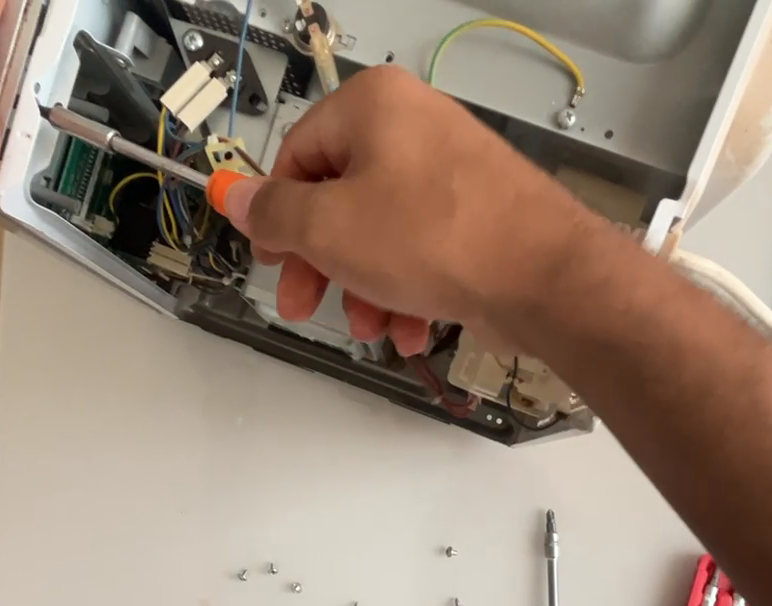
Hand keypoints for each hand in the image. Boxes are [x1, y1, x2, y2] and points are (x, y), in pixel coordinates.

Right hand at [220, 66, 606, 355]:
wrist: (541, 277)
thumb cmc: (428, 239)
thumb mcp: (329, 228)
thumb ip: (274, 213)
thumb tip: (230, 195)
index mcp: (372, 106)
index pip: (297, 156)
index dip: (276, 215)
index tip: (271, 263)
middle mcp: (413, 128)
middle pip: (338, 201)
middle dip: (320, 266)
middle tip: (301, 307)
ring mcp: (450, 175)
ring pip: (379, 236)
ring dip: (364, 290)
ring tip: (370, 330)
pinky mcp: (476, 219)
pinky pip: (421, 253)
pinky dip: (406, 294)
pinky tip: (409, 332)